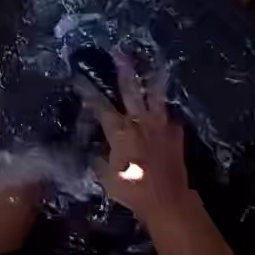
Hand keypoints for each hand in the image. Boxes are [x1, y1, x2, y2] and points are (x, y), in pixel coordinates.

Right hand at [86, 54, 198, 227]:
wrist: (169, 202)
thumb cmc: (133, 190)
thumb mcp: (106, 177)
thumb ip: (99, 158)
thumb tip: (94, 149)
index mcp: (119, 130)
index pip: (99, 105)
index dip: (87, 91)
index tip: (79, 78)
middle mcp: (140, 121)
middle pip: (131, 89)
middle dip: (124, 69)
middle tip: (120, 52)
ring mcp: (161, 125)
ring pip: (156, 95)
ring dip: (153, 78)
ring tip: (154, 64)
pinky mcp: (176, 133)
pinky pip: (169, 117)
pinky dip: (164, 111)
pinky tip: (163, 110)